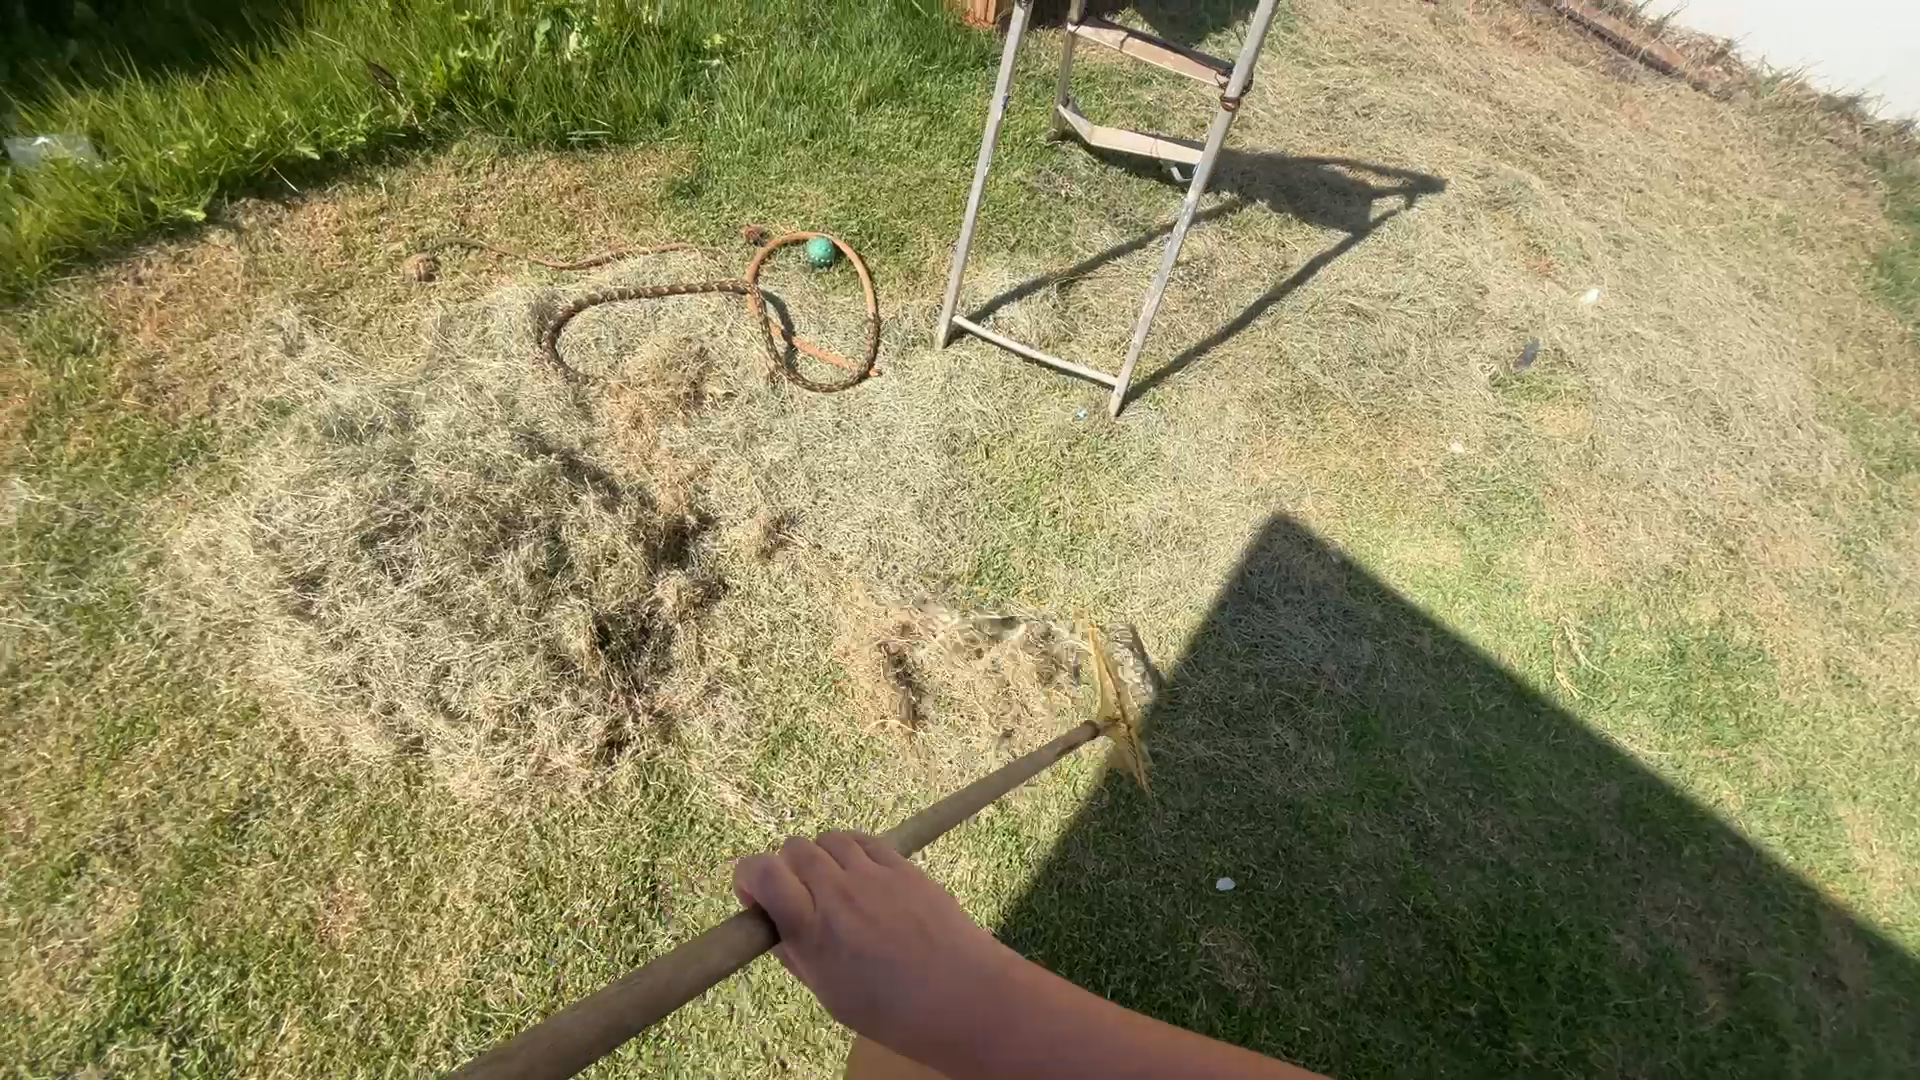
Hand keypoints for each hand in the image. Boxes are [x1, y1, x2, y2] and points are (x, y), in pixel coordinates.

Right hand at [732, 831, 1018, 1055]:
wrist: (960, 993)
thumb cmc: (891, 1009)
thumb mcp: (829, 993)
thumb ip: (796, 953)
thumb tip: (774, 927)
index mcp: (813, 929)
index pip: (764, 874)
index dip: (748, 875)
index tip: (751, 890)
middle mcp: (838, 892)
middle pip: (794, 849)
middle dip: (785, 866)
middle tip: (795, 892)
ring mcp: (872, 873)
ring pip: (829, 838)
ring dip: (820, 855)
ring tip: (830, 882)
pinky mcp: (901, 863)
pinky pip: (864, 839)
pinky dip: (851, 848)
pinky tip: (856, 869)